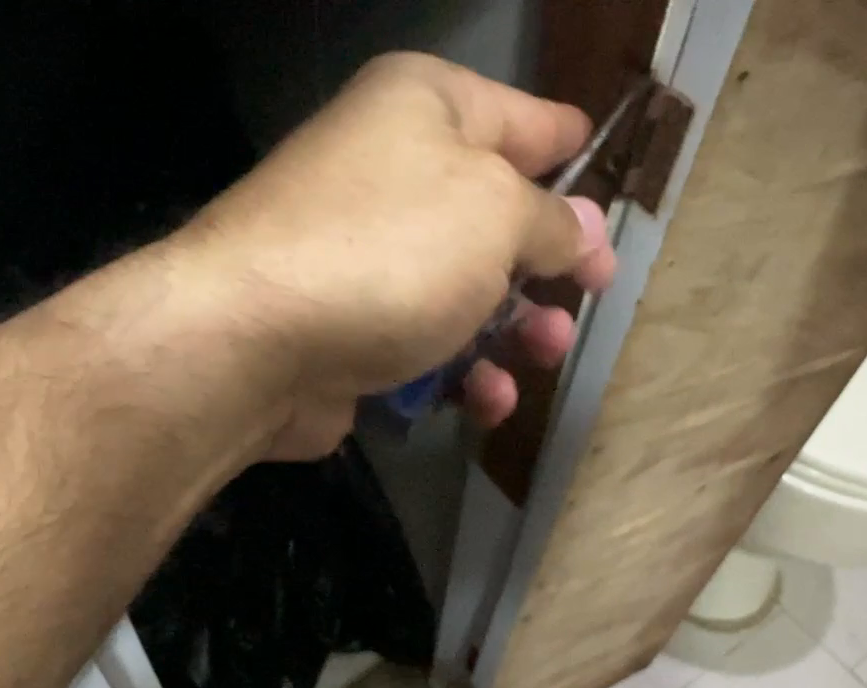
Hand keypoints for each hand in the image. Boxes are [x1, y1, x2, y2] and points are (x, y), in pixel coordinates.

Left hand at [168, 52, 617, 458]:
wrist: (255, 342)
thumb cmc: (390, 251)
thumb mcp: (496, 216)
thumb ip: (553, 223)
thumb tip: (585, 230)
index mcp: (426, 108)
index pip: (523, 119)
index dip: (571, 155)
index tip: (611, 190)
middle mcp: (394, 174)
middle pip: (498, 220)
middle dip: (547, 269)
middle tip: (585, 300)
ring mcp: (368, 257)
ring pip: (468, 295)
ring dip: (515, 334)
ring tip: (540, 357)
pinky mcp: (353, 330)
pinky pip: (429, 346)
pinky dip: (464, 374)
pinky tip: (486, 400)